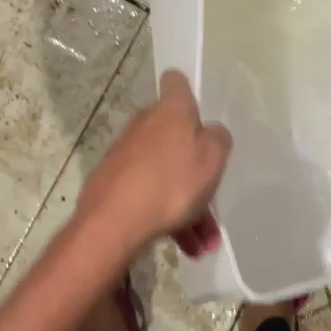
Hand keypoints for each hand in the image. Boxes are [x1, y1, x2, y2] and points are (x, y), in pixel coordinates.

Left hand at [75, 70, 231, 254]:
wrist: (114, 224)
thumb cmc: (172, 181)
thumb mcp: (213, 158)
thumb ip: (219, 139)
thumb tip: (211, 133)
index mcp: (171, 109)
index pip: (176, 82)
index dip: (187, 92)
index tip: (198, 113)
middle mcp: (145, 124)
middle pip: (175, 138)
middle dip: (195, 170)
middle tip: (211, 200)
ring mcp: (125, 154)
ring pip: (164, 174)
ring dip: (186, 206)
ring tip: (203, 243)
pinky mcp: (112, 184)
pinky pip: (147, 196)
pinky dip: (165, 218)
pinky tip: (183, 248)